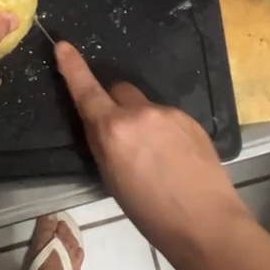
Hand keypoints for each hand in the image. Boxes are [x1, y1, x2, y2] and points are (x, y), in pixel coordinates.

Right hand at [54, 41, 250, 261]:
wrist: (206, 223)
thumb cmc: (150, 212)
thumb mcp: (111, 179)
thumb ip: (102, 143)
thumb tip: (99, 123)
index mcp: (113, 130)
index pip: (86, 90)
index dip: (73, 67)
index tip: (63, 46)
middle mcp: (139, 113)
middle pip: (119, 90)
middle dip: (114, 103)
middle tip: (119, 134)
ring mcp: (169, 113)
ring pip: (145, 106)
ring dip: (142, 120)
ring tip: (155, 157)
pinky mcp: (191, 120)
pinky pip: (167, 117)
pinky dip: (164, 130)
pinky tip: (175, 158)